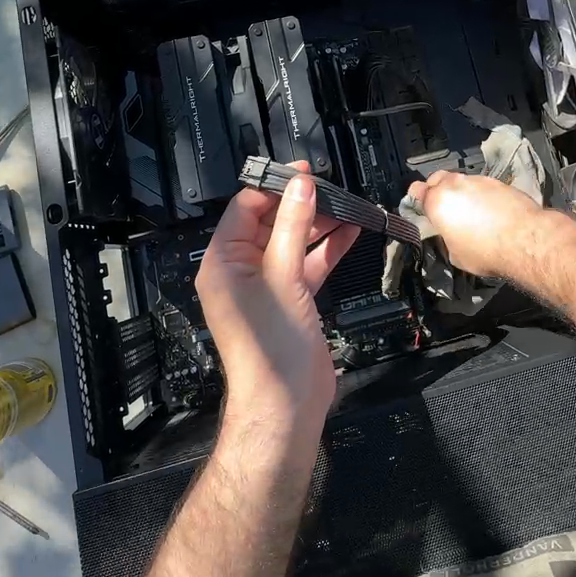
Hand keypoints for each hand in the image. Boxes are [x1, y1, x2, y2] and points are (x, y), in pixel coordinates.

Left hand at [196, 162, 360, 434]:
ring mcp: (268, 285)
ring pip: (294, 241)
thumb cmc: (271, 346)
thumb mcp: (282, 275)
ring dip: (320, 223)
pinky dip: (328, 247)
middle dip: (302, 203)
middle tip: (332, 187)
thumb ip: (292, 226)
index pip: (245, 207)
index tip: (304, 171)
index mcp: (223, 261)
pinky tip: (351, 231)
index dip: (274, 185)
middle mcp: (242, 270)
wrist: (286, 405)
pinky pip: (309, 263)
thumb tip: (300, 185)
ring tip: (348, 204)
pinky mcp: (292, 299)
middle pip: (271, 221)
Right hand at [406, 171, 546, 278]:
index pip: (416, 190)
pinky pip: (483, 185)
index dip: (417, 198)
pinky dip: (482, 194)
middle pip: (438, 178)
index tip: (422, 206)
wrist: (525, 240)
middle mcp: (455, 185)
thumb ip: (447, 237)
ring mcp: (478, 180)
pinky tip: (490, 211)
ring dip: (462, 192)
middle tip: (445, 207)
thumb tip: (451, 234)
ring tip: (472, 212)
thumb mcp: (456, 254)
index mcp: (438, 202)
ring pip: (462, 181)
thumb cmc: (487, 251)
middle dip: (438, 189)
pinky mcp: (498, 182)